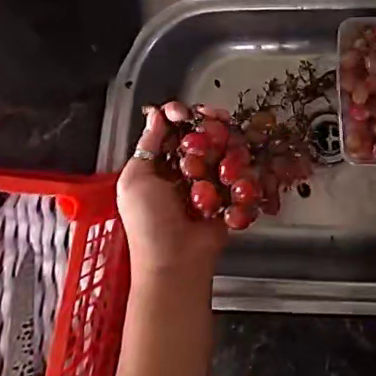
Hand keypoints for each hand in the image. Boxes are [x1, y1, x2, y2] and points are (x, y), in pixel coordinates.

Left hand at [118, 107, 226, 281]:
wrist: (175, 263)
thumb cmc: (149, 226)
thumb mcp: (136, 180)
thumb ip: (146, 144)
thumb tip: (155, 114)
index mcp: (158, 164)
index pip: (171, 128)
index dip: (180, 115)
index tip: (187, 112)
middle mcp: (183, 170)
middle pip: (202, 135)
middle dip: (210, 126)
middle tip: (219, 121)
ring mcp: (207, 183)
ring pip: (223, 151)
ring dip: (226, 149)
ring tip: (225, 155)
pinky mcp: (226, 198)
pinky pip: (238, 177)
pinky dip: (240, 174)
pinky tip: (236, 176)